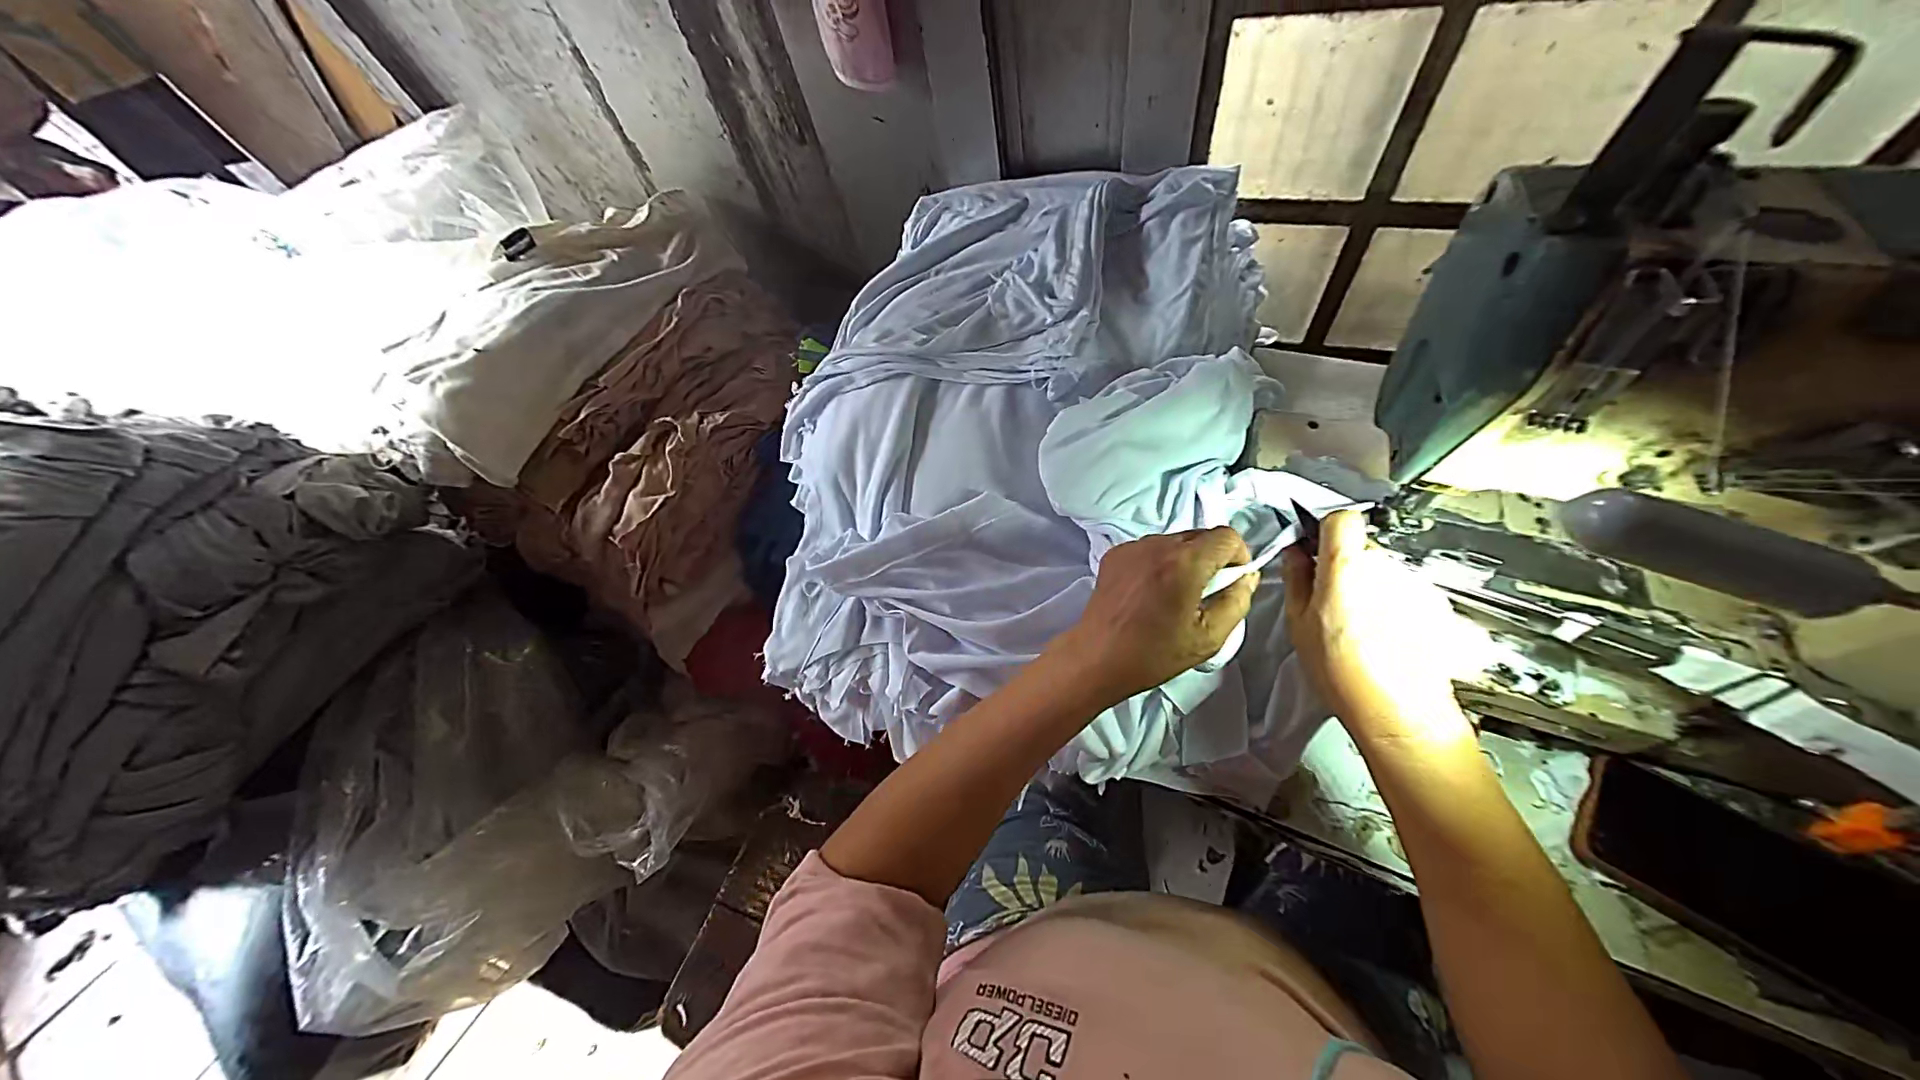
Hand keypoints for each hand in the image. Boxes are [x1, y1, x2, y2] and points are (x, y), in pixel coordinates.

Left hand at [1044, 527, 1256, 709]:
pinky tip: (1150, 593)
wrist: (1098, 657)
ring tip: (1175, 595)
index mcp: (1184, 562)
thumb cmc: (1154, 653)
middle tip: (1204, 594)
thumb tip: (1246, 577)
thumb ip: (1237, 601)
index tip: (1232, 581)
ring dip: (1184, 560)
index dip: (1238, 556)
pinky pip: (1150, 549)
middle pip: (1200, 536)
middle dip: (1212, 559)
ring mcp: (1132, 547)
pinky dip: (1158, 563)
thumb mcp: (1210, 636)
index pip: (1227, 536)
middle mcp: (1157, 545)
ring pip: (1174, 541)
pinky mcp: (1115, 554)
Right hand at [1280, 510, 1477, 743]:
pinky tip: (1379, 634)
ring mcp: (1415, 586)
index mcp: (1348, 567)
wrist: (1399, 711)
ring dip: (1369, 586)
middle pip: (1362, 546)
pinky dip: (1391, 605)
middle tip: (1327, 597)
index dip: (1324, 527)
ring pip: (1383, 570)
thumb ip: (1296, 578)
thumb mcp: (1299, 623)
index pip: (1341, 518)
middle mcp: (1387, 570)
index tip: (1313, 542)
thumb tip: (1295, 556)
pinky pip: (1404, 592)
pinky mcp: (1433, 605)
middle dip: (1343, 564)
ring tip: (1355, 624)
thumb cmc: (1348, 674)